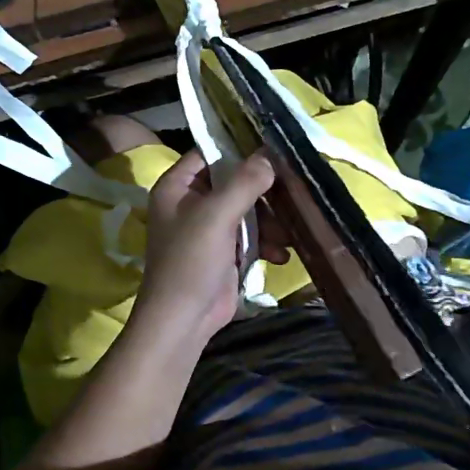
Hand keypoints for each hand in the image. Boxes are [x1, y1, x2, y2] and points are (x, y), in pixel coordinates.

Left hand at [134, 150, 285, 346]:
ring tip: (289, 234)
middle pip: (233, 183)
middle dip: (263, 192)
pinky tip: (282, 255)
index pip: (209, 153)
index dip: (240, 150)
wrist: (183, 319)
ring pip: (246, 210)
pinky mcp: (223, 253)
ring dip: (269, 221)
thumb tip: (269, 156)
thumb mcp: (216, 215)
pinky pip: (249, 236)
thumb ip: (243, 182)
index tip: (274, 149)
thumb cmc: (191, 260)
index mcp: (177, 186)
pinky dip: (266, 242)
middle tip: (292, 192)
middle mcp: (190, 203)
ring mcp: (207, 229)